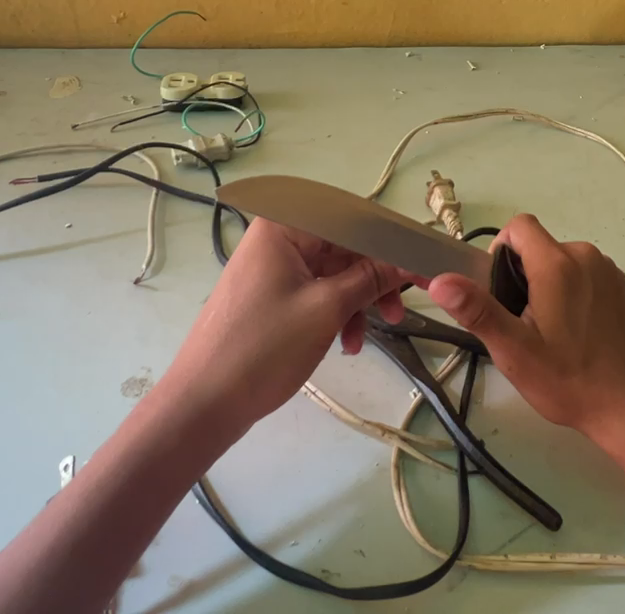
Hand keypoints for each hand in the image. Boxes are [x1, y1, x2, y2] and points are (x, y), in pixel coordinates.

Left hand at [159, 218, 407, 435]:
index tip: (424, 260)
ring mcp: (274, 267)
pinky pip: (319, 291)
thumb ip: (371, 277)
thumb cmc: (263, 349)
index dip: (392, 238)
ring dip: (360, 299)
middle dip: (377, 275)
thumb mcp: (327, 309)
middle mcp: (278, 237)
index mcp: (285, 226)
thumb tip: (407, 259)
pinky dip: (339, 312)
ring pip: (336, 271)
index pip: (353, 216)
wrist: (201, 407)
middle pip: (346, 244)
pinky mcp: (272, 296)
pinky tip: (348, 342)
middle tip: (406, 304)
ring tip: (373, 333)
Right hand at [426, 214, 624, 445]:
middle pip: (538, 246)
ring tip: (549, 333)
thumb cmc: (569, 380)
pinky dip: (571, 291)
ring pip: (560, 260)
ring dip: (546, 284)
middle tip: (522, 323)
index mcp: (557, 263)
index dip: (500, 250)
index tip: (498, 290)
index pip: (519, 226)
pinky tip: (574, 332)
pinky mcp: (621, 285)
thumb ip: (477, 310)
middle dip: (521, 275)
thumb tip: (440, 280)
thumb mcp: (515, 351)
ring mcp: (607, 269)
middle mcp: (585, 255)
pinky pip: (583, 273)